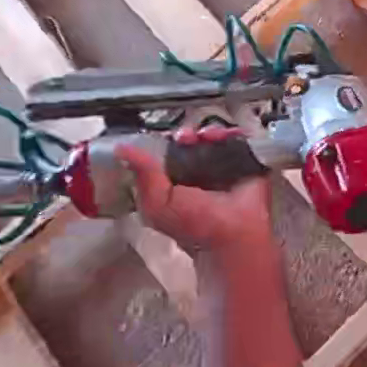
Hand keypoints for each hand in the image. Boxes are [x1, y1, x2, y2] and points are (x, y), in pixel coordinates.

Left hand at [114, 126, 275, 256]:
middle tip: (188, 138)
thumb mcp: (157, 204)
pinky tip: (224, 137)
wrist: (232, 234)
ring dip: (209, 132)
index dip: (165, 142)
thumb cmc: (193, 225)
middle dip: (187, 134)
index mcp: (175, 183)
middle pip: (191, 141)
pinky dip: (231, 133)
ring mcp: (223, 166)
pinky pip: (237, 140)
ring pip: (213, 137)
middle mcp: (198, 172)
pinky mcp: (245, 162)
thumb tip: (121, 148)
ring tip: (208, 137)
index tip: (167, 139)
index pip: (167, 154)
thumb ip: (142, 175)